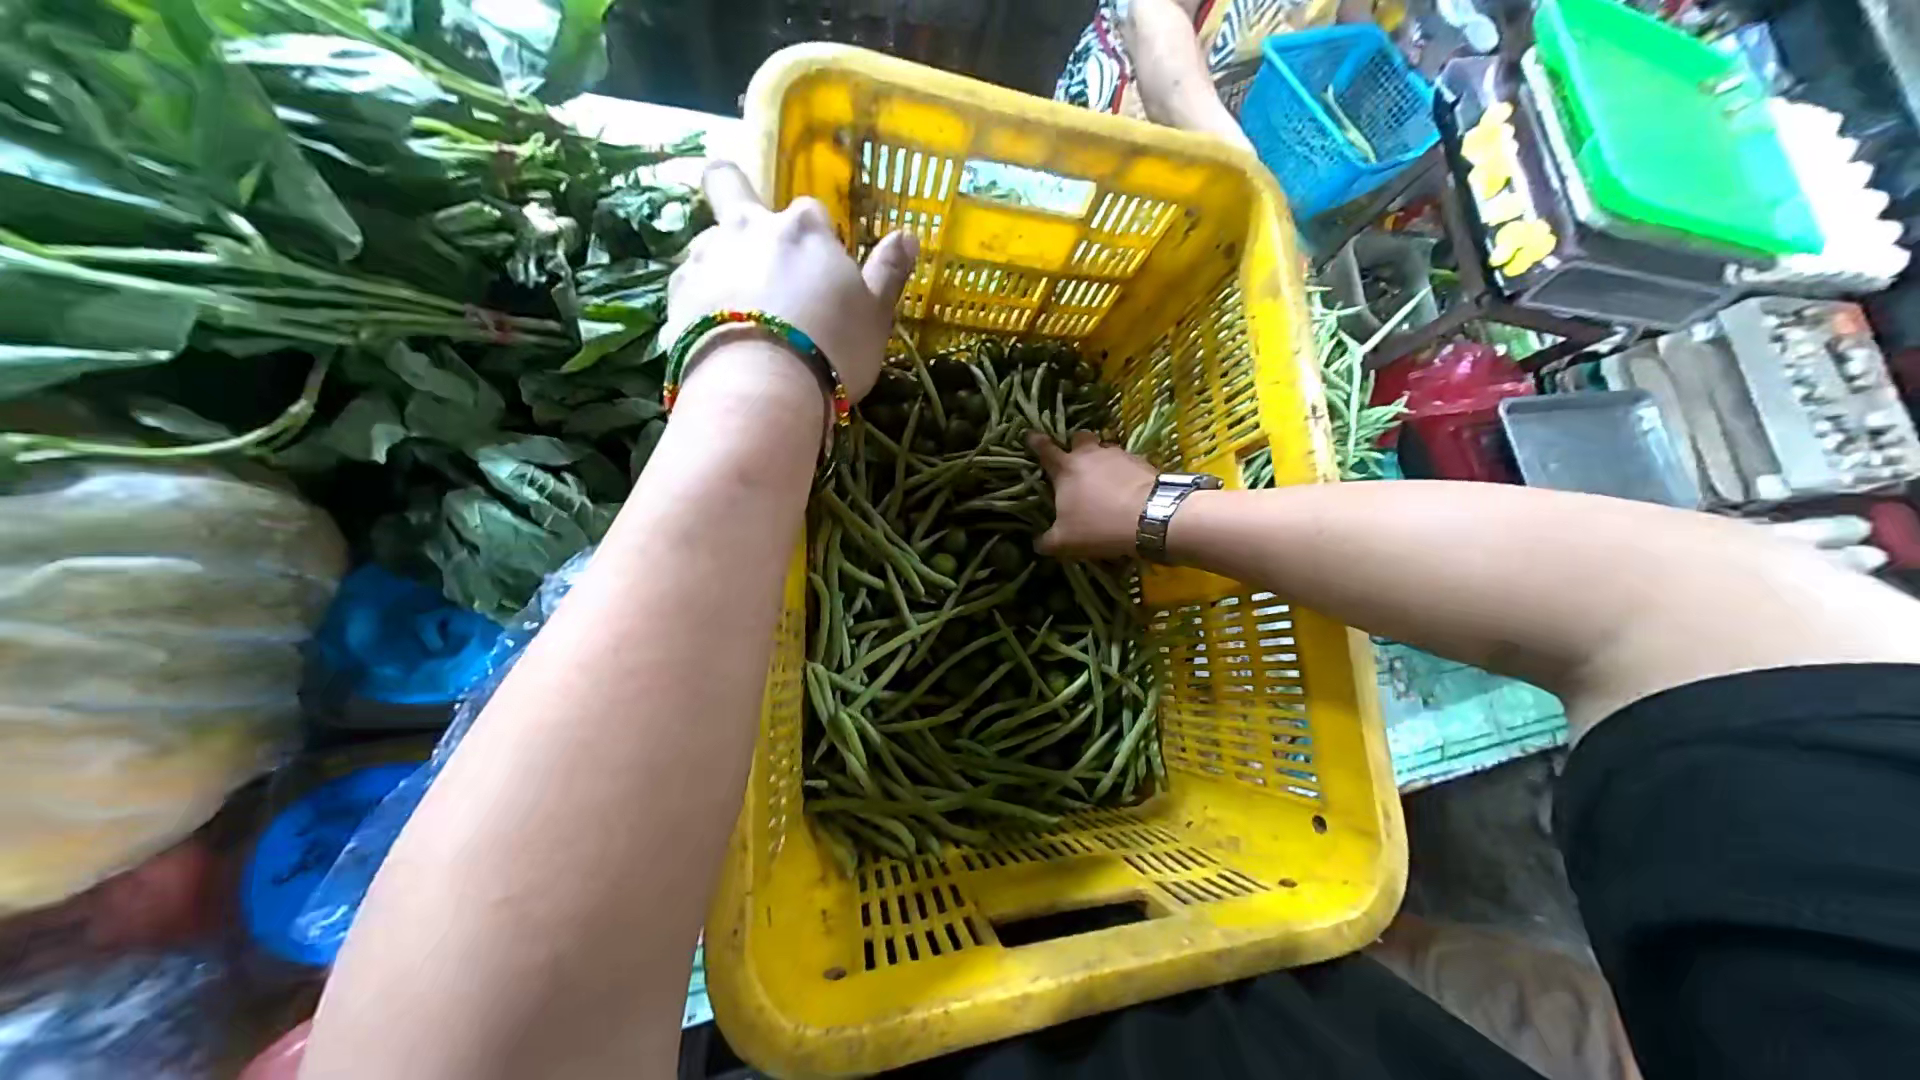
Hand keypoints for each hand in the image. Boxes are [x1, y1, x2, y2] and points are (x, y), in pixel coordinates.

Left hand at [665, 161, 918, 404]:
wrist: (762, 389)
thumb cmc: (832, 348)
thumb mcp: (875, 317)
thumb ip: (888, 273)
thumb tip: (907, 236)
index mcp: (803, 228)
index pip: (811, 212)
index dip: (819, 239)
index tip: (824, 271)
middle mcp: (749, 227)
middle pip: (728, 183)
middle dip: (732, 189)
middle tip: (745, 229)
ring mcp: (706, 258)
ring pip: (706, 241)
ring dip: (719, 262)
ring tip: (737, 310)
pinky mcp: (676, 296)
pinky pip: (687, 287)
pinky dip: (699, 302)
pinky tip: (713, 334)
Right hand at [1028, 431, 1157, 558]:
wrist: (1150, 517)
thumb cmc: (1098, 525)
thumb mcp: (1065, 542)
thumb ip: (1047, 541)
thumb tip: (1037, 543)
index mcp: (1065, 468)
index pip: (1044, 449)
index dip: (1035, 441)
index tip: (1029, 434)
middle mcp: (1090, 454)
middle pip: (1079, 437)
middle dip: (1076, 444)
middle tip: (1077, 458)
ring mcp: (1118, 455)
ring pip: (1106, 447)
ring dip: (1103, 458)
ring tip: (1105, 476)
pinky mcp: (1142, 462)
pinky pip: (1128, 461)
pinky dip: (1125, 471)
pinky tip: (1127, 487)